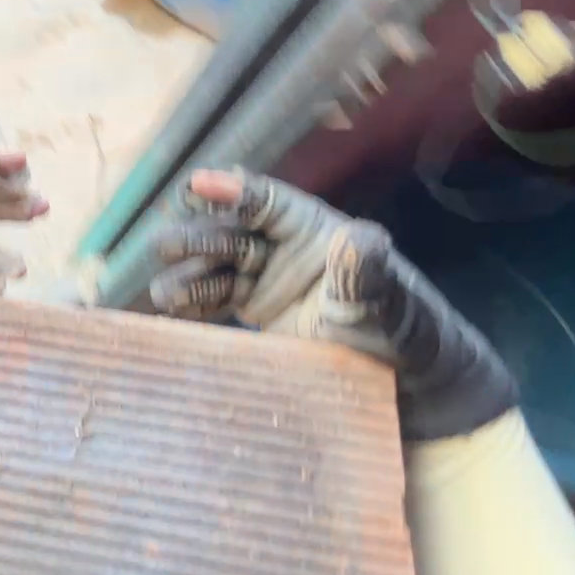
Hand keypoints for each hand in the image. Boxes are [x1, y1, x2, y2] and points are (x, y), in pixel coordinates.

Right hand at [147, 169, 517, 440]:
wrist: (411, 392)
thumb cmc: (406, 336)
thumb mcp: (386, 305)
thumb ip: (365, 274)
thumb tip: (357, 234)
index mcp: (314, 231)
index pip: (265, 202)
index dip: (230, 190)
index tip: (194, 182)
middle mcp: (282, 248)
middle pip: (228, 232)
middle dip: (195, 237)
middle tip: (164, 245)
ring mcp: (263, 278)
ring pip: (213, 266)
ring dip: (185, 274)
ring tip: (163, 293)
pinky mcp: (252, 309)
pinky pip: (213, 298)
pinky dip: (190, 303)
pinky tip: (171, 312)